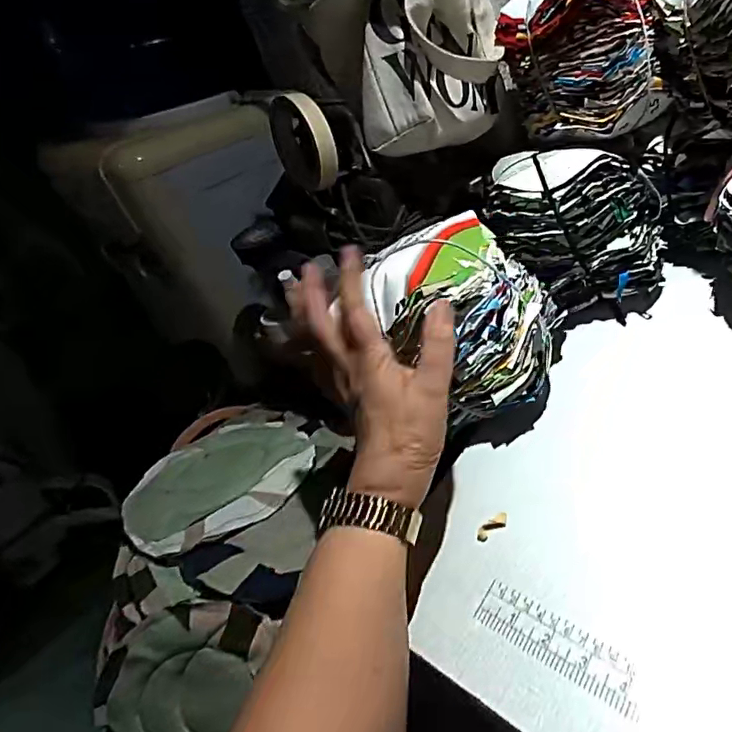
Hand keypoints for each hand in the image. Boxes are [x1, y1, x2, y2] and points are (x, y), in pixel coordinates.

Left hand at [290, 246, 454, 509]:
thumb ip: (437, 344)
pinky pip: (316, 362)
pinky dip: (306, 343)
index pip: (355, 312)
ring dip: (300, 315)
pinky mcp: (342, 397)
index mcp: (368, 361)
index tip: (348, 252)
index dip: (351, 280)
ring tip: (291, 292)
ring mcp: (339, 384)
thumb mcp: (433, 387)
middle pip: (318, 326)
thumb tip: (440, 303)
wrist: (388, 479)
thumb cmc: (412, 433)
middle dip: (310, 294)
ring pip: (310, 343)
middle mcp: (346, 368)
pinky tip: (308, 339)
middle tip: (305, 266)